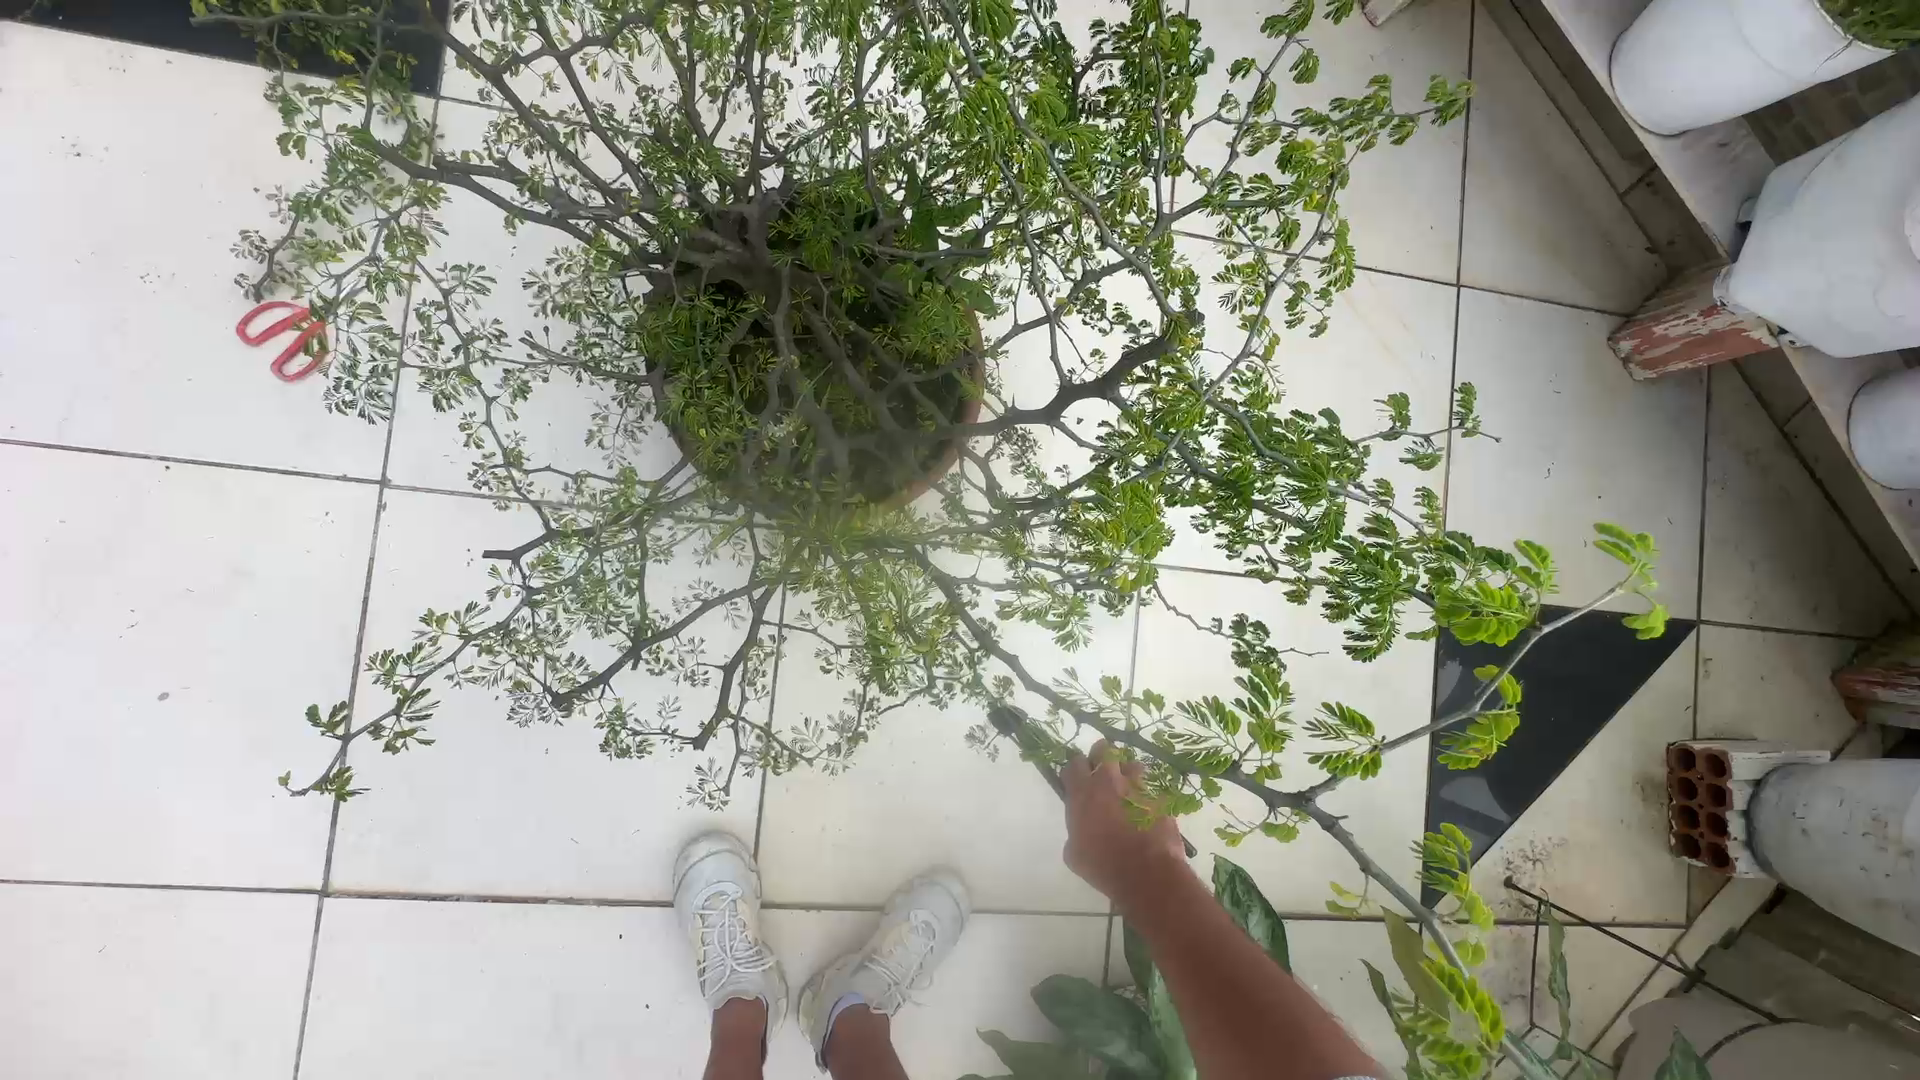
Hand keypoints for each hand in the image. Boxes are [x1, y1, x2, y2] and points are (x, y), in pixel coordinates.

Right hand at [1061, 740, 1190, 910]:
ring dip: (1127, 773)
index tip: (1076, 783)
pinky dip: (1147, 797)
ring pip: (1131, 763)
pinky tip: (1146, 811)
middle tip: (1102, 774)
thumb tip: (1080, 833)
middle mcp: (1108, 782)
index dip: (1074, 772)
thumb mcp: (1074, 854)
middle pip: (1103, 749)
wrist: (1146, 873)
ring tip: (1128, 790)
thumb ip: (1074, 833)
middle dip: (1101, 757)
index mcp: (1083, 793)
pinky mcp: (1158, 798)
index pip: (1073, 764)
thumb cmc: (1103, 865)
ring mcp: (1136, 787)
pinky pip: (1151, 789)